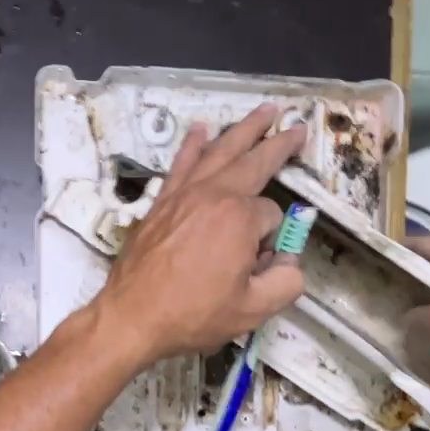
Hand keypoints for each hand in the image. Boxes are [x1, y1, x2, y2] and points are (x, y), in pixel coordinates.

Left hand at [91, 104, 306, 363]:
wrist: (133, 318)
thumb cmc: (193, 315)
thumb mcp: (253, 311)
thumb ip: (285, 283)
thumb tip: (289, 262)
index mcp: (240, 218)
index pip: (272, 217)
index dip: (273, 242)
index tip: (260, 266)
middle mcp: (213, 195)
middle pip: (253, 162)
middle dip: (278, 145)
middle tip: (297, 129)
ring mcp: (184, 195)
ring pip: (220, 152)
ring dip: (244, 130)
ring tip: (264, 112)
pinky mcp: (162, 203)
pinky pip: (181, 164)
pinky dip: (193, 145)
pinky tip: (201, 130)